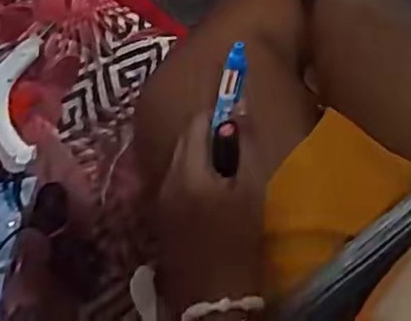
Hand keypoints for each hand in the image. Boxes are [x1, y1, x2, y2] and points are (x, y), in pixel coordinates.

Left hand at [151, 112, 264, 311]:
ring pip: (182, 158)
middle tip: (239, 145)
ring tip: (230, 170)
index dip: (219, 112)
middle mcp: (166, 182)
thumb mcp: (251, 188)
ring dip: (203, 153)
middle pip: (186, 139)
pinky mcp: (160, 218)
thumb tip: (239, 109)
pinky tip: (215, 193)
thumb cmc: (239, 241)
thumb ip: (244, 144)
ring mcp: (159, 202)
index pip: (197, 121)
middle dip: (210, 132)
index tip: (239, 118)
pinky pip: (178, 179)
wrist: (213, 302)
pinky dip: (196, 173)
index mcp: (188, 173)